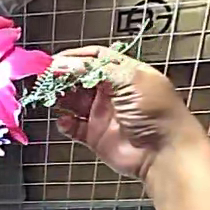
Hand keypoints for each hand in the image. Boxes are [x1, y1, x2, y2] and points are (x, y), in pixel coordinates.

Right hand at [49, 47, 201, 180]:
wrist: (164, 152)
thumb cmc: (156, 111)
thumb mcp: (129, 79)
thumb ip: (95, 70)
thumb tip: (66, 64)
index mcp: (124, 73)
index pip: (95, 58)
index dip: (75, 57)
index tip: (55, 61)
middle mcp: (113, 92)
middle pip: (81, 78)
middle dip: (63, 77)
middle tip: (46, 78)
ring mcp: (104, 114)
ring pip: (75, 102)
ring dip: (61, 98)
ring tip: (50, 97)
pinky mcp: (97, 136)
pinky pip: (75, 127)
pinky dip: (66, 123)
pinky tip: (64, 121)